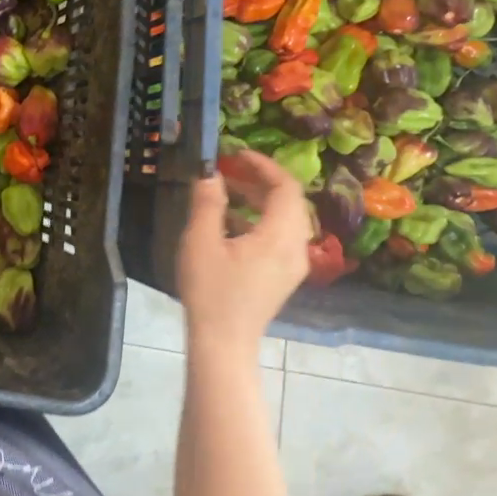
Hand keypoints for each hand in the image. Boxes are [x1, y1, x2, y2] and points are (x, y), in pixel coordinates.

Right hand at [177, 151, 311, 353]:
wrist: (223, 341)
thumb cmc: (211, 290)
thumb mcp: (201, 241)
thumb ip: (208, 203)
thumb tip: (209, 172)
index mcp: (280, 236)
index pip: (286, 188)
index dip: (263, 165)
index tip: (235, 154)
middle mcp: (295, 247)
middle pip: (289, 202)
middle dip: (259, 181)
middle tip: (226, 170)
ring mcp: (292, 264)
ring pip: (284, 220)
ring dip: (257, 200)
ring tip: (223, 192)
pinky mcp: (282, 276)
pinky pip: (279, 236)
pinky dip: (258, 220)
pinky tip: (227, 224)